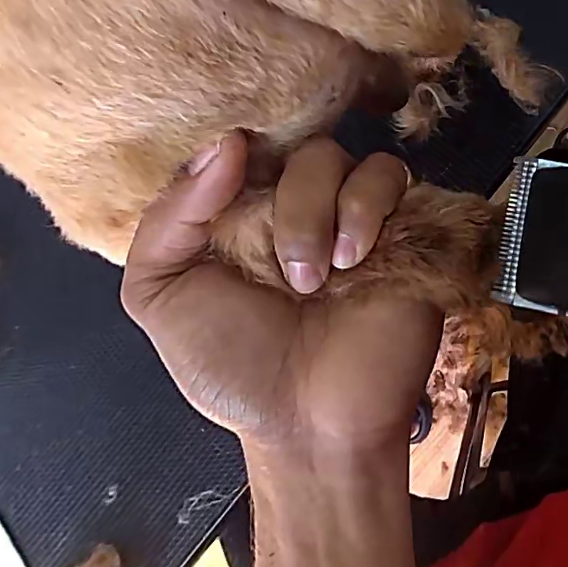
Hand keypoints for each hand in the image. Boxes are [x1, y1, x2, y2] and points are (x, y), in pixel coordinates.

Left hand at [121, 133, 442, 456]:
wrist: (313, 423)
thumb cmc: (235, 365)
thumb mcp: (162, 295)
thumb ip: (170, 220)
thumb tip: (225, 143)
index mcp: (244, 210)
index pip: (247, 144)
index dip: (242, 148)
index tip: (236, 169)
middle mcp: (302, 204)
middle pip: (304, 150)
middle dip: (295, 206)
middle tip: (293, 275)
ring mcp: (356, 215)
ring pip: (351, 158)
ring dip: (333, 208)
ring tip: (327, 273)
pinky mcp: (404, 227)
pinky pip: (394, 177)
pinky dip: (371, 205)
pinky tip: (357, 259)